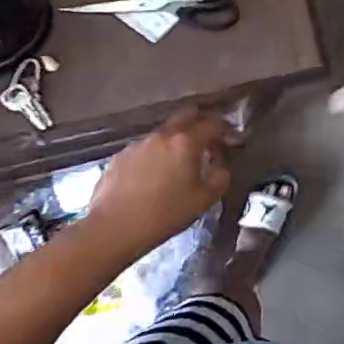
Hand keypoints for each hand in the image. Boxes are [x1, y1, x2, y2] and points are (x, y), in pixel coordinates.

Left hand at [86, 109, 231, 257]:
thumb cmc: (165, 214)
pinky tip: (150, 179)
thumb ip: (220, 177)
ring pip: (163, 134)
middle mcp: (162, 135)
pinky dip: (154, 157)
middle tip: (206, 143)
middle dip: (200, 123)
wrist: (114, 229)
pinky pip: (144, 149)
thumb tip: (219, 166)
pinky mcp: (120, 157)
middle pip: (185, 115)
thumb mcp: (204, 200)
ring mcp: (138, 144)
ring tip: (175, 167)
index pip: (212, 123)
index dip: (225, 130)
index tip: (230, 141)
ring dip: (174, 142)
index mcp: (185, 142)